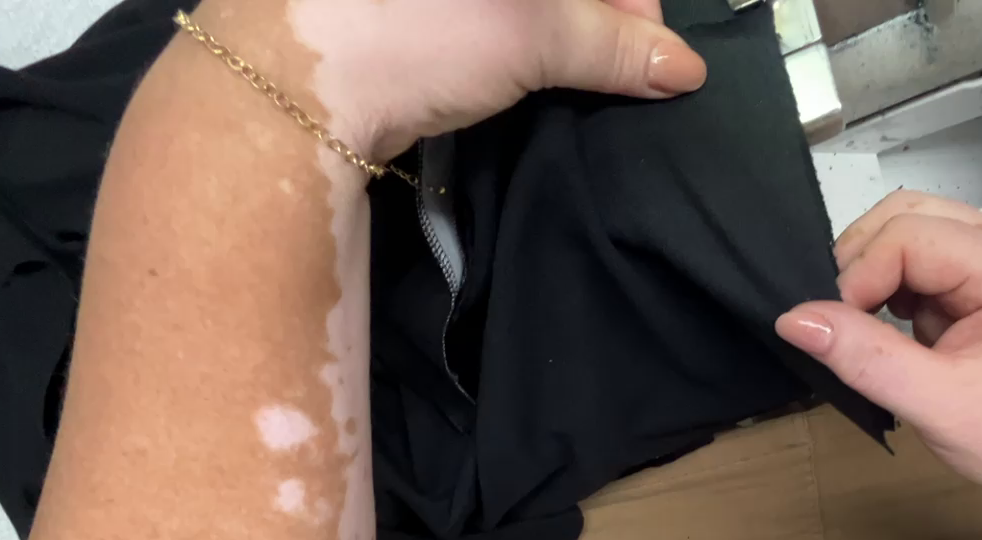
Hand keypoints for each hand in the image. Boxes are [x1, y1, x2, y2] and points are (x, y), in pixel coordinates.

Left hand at [194, 0, 706, 159]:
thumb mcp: (527, 35)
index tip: (646, 39)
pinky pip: (494, 15)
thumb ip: (609, 45)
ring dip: (569, 28)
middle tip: (626, 64)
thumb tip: (684, 71)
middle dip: (600, 10)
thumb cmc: (415, 31)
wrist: (297, 89)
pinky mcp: (412, 13)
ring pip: (529, 1)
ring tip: (591, 72)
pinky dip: (527, 37)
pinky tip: (543, 65)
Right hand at [775, 191, 981, 537]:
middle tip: (842, 320)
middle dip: (861, 262)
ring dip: (874, 276)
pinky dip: (887, 292)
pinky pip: (916, 267)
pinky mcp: (975, 290)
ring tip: (868, 331)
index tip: (839, 332)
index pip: (910, 235)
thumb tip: (794, 320)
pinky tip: (892, 333)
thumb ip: (864, 359)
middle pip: (909, 215)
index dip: (860, 275)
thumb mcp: (933, 404)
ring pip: (909, 234)